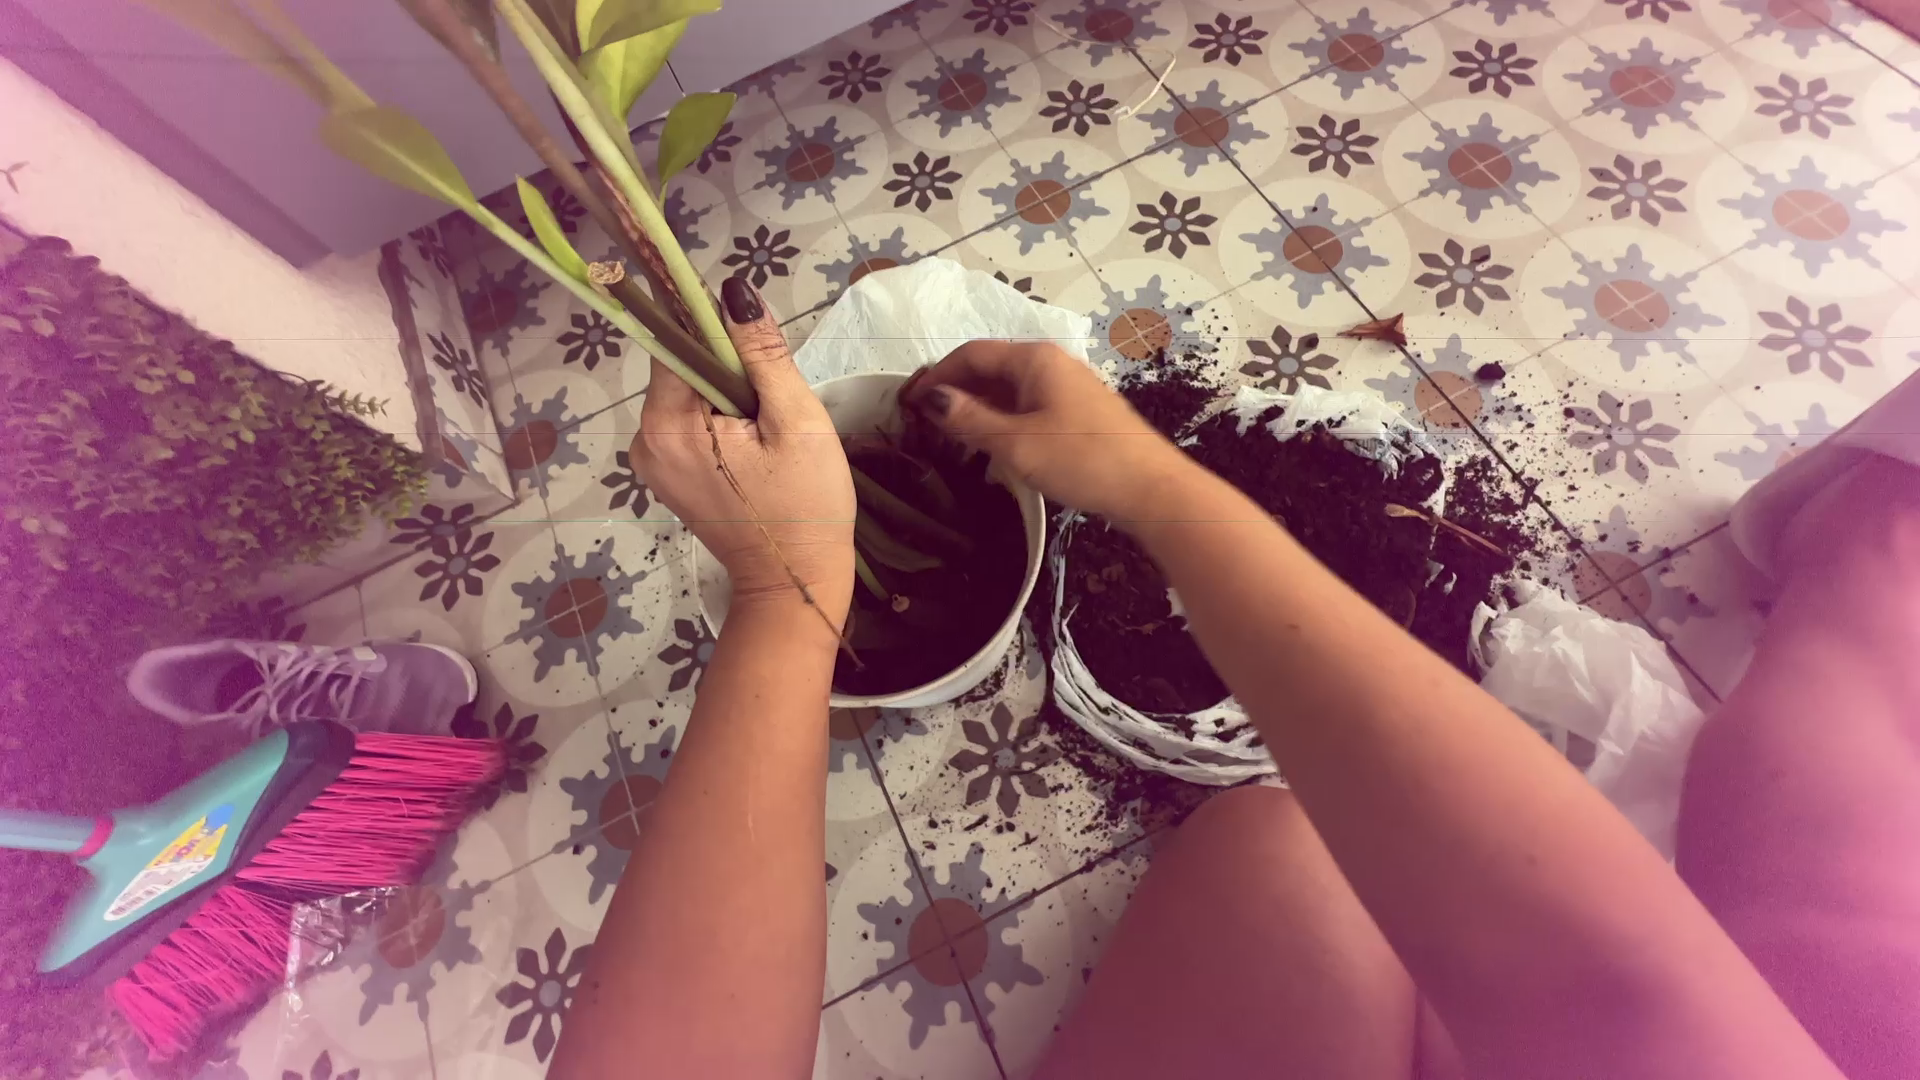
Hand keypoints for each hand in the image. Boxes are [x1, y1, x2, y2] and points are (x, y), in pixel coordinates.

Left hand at [632, 280, 854, 622]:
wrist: (794, 580)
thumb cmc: (806, 504)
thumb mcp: (795, 422)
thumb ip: (763, 355)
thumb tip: (733, 290)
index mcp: (667, 424)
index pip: (676, 341)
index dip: (716, 328)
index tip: (757, 342)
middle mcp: (644, 440)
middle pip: (683, 368)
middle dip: (731, 371)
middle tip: (777, 406)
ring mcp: (653, 462)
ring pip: (690, 395)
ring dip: (730, 396)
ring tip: (770, 432)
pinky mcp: (669, 476)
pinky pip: (692, 425)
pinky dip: (723, 422)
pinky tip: (755, 449)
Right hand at [900, 340, 1190, 520]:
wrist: (1151, 489)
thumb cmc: (1082, 460)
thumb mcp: (1016, 443)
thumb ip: (970, 420)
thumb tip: (931, 400)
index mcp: (1033, 359)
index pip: (971, 354)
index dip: (935, 376)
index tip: (906, 402)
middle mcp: (1049, 363)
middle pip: (988, 369)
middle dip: (953, 393)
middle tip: (921, 424)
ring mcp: (1065, 387)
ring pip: (1007, 391)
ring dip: (975, 411)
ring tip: (947, 440)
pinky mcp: (1075, 413)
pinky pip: (1025, 408)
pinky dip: (999, 422)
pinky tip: (988, 448)